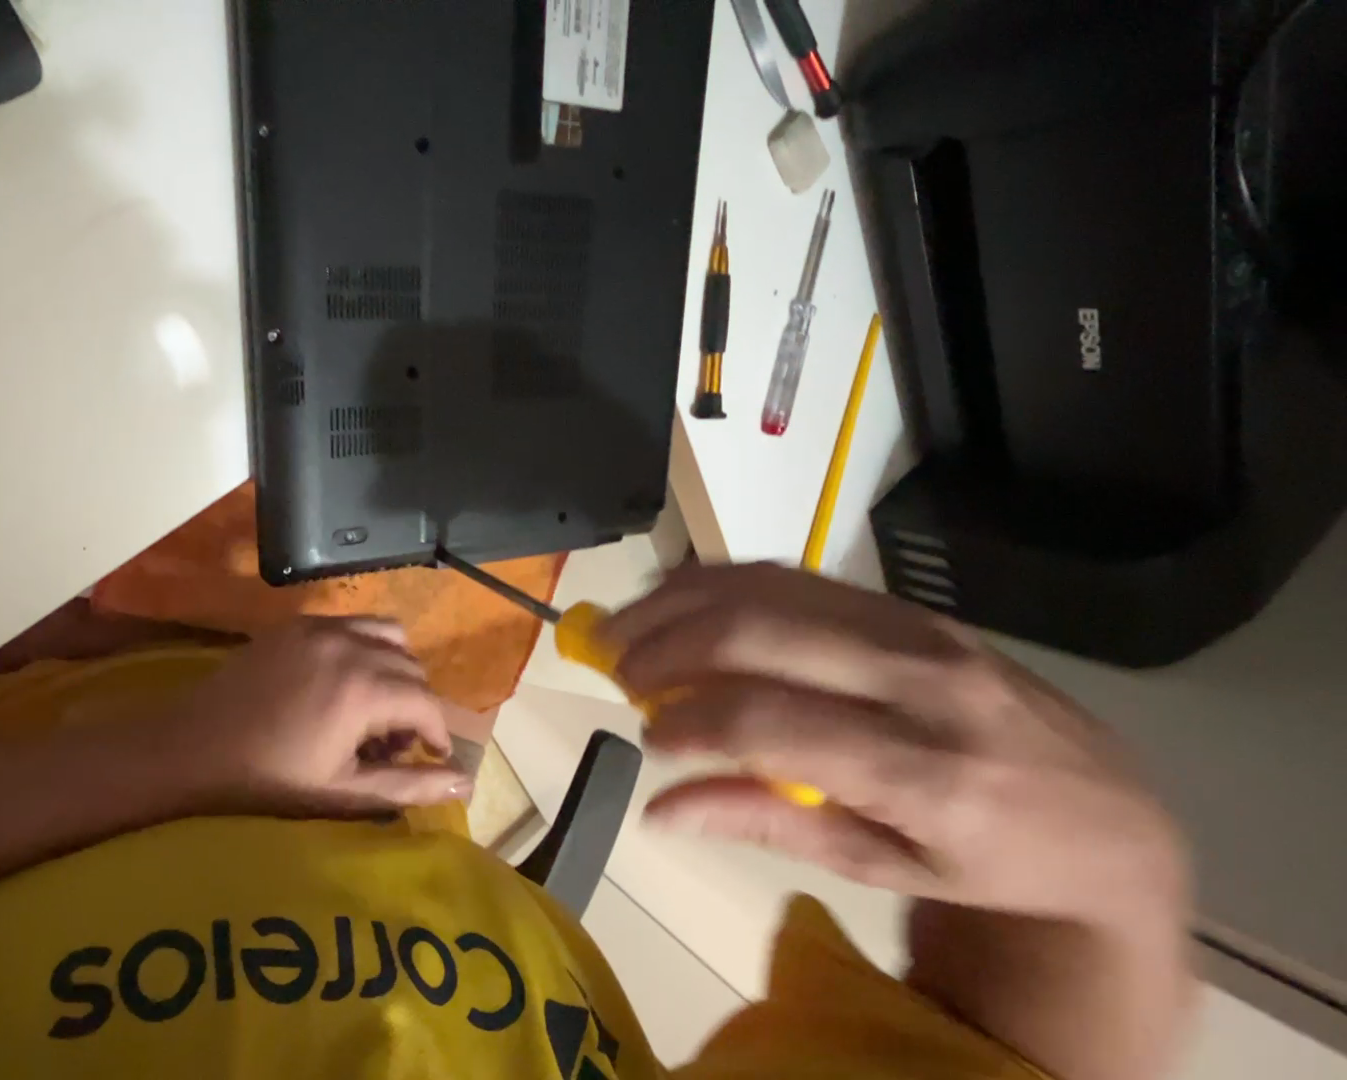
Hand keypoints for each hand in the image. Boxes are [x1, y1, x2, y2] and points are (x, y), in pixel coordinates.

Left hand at [168, 616, 472, 816]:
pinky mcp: (296, 623)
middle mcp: (349, 645)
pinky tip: (338, 684)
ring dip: (394, 669)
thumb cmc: (268, 781)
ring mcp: (320, 627)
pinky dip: (363, 648)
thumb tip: (467, 783)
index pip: (428, 703)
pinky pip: (351, 624)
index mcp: (364, 689)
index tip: (429, 758)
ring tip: (370, 707)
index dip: (436, 734)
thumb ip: (410, 785)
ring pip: (388, 636)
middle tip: (387, 744)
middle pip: (412, 668)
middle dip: (414, 706)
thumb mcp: (343, 792)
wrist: (191, 748)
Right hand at [603, 562, 1186, 930]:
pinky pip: (797, 575)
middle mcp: (919, 683)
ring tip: (627, 625)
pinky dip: (724, 581)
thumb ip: (763, 824)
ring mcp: (917, 631)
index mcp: (921, 772)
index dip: (688, 721)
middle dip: (665, 643)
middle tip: (614, 665)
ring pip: (770, 587)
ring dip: (681, 599)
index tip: (648, 735)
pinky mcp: (910, 606)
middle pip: (758, 633)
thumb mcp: (881, 867)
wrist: (1107, 819)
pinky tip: (680, 597)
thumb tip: (658, 808)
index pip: (770, 724)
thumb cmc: (986, 863)